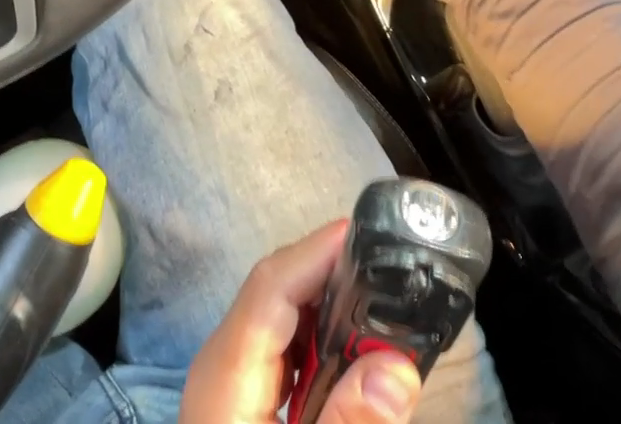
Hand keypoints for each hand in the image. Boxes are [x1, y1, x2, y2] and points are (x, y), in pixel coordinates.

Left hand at [180, 220, 423, 423]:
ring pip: (282, 309)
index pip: (270, 288)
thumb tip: (397, 368)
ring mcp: (230, 371)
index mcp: (226, 375)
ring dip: (332, 298)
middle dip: (334, 269)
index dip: (317, 251)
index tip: (370, 234)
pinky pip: (284, 338)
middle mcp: (223, 359)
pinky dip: (323, 331)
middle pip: (276, 288)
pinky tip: (355, 345)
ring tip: (387, 295)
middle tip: (397, 262)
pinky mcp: (243, 387)